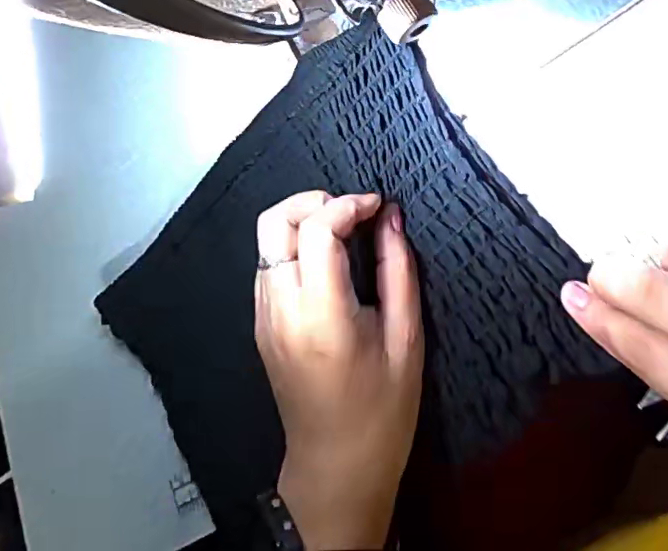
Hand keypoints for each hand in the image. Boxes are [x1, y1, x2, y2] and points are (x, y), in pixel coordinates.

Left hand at [254, 192, 422, 550]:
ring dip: (305, 220)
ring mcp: (264, 317)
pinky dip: (297, 243)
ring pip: (266, 239)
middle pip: (274, 222)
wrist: (336, 466)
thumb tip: (391, 216)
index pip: (316, 230)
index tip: (379, 205)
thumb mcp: (406, 336)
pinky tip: (330, 258)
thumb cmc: (383, 408)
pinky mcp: (261, 324)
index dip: (349, 204)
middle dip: (314, 201)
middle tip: (354, 212)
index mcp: (320, 315)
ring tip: (347, 231)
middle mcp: (281, 310)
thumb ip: (399, 268)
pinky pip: (270, 263)